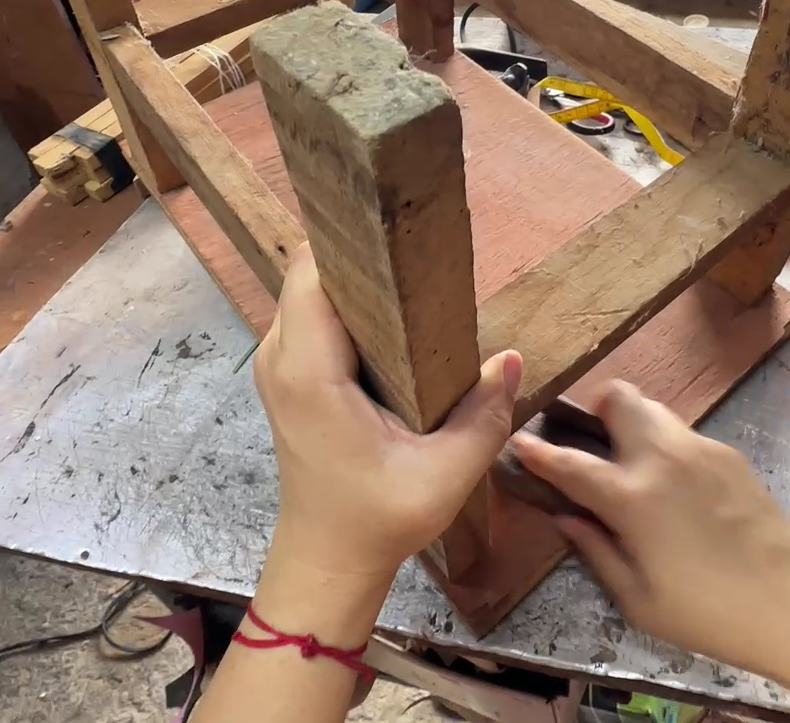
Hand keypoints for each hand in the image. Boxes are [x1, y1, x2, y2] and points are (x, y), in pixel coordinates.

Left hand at [254, 245, 522, 579]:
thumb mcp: (444, 475)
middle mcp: (282, 355)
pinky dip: (348, 301)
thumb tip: (510, 357)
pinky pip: (313, 313)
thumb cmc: (378, 519)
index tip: (399, 228)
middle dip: (360, 253)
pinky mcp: (292, 372)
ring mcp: (280, 362)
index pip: (311, 271)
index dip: (350, 240)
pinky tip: (392, 308)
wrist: (328, 560)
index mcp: (308, 370)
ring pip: (312, 289)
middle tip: (420, 249)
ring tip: (412, 273)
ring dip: (356, 277)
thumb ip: (484, 415)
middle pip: (311, 272)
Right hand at [511, 381, 789, 671]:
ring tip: (635, 465)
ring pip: (652, 408)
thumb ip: (595, 550)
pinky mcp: (728, 453)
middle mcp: (662, 456)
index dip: (540, 451)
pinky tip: (679, 489)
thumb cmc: (708, 612)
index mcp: (632, 497)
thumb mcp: (639, 599)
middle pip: (618, 397)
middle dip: (595, 408)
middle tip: (594, 440)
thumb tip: (566, 517)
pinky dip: (666, 447)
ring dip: (632, 423)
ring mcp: (698, 448)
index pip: (571, 463)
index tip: (520, 439)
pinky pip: (683, 434)